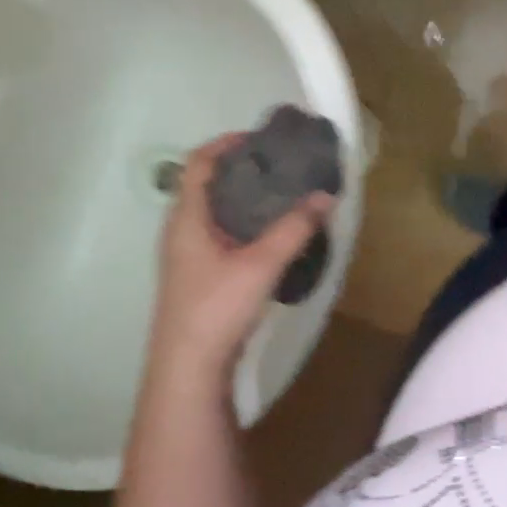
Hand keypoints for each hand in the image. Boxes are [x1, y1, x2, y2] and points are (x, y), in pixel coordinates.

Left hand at [154, 135, 333, 370]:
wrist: (188, 368)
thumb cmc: (216, 308)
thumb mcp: (261, 265)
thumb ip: (295, 228)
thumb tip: (326, 195)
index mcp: (186, 218)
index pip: (198, 163)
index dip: (225, 143)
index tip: (259, 137)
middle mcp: (180, 231)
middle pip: (206, 185)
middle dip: (242, 170)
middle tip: (281, 166)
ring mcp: (186, 256)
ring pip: (214, 213)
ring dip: (244, 199)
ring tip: (283, 197)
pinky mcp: (197, 278)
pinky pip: (220, 236)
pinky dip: (244, 225)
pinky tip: (273, 238)